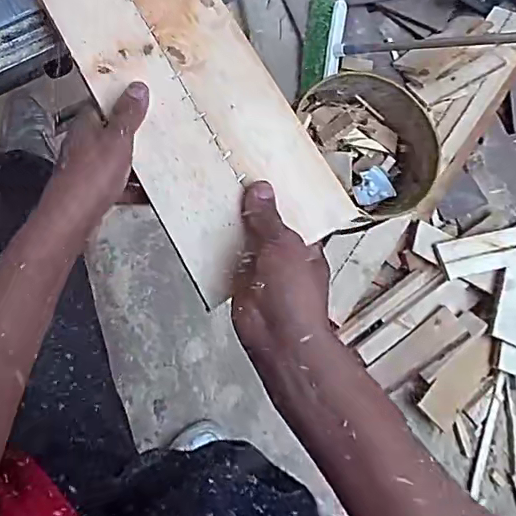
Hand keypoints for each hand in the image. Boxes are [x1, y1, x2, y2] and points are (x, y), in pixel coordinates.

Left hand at [36, 82, 147, 238]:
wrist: (73, 221)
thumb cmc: (88, 178)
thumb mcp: (117, 139)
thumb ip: (127, 115)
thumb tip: (136, 89)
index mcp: (85, 126)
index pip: (102, 104)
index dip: (122, 100)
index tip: (142, 99)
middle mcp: (83, 145)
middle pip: (111, 132)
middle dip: (133, 133)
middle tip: (155, 129)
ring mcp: (87, 169)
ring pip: (115, 159)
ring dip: (134, 162)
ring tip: (155, 161)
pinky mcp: (93, 191)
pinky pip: (118, 185)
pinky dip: (133, 188)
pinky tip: (147, 193)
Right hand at [231, 181, 332, 355]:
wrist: (277, 338)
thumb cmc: (297, 300)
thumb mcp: (283, 246)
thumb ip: (268, 218)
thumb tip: (261, 191)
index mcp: (304, 244)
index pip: (291, 212)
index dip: (278, 196)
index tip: (262, 177)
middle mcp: (284, 255)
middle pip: (265, 224)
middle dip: (252, 209)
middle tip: (235, 183)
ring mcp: (262, 268)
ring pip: (246, 239)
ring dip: (234, 227)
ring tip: (220, 200)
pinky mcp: (242, 280)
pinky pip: (229, 257)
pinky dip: (220, 247)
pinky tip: (211, 231)